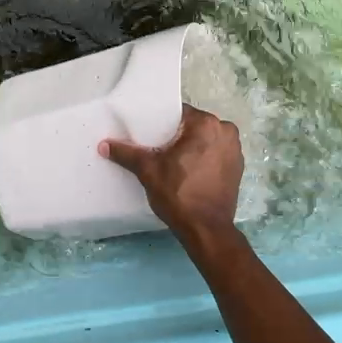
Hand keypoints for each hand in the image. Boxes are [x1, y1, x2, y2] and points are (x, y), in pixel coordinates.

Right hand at [100, 104, 244, 250]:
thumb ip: (127, 153)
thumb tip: (103, 145)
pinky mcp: (238, 168)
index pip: (179, 112)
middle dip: (177, 134)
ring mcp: (235, 150)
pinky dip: (204, 158)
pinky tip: (189, 171)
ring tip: (172, 160)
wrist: (206, 230)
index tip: (150, 132)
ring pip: (206, 140)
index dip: (162, 121)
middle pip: (193, 125)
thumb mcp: (148, 171)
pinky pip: (215, 154)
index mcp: (206, 124)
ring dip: (192, 146)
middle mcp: (226, 131)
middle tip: (157, 147)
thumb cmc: (179, 194)